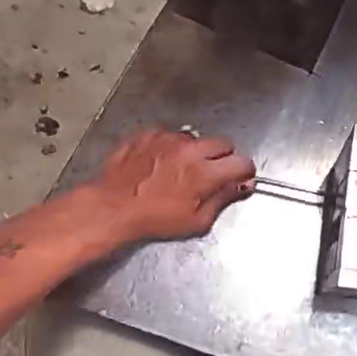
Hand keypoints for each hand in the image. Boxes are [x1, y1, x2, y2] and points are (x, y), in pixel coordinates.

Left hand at [89, 128, 255, 240]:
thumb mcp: (197, 220)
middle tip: (212, 175)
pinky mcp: (149, 135)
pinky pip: (170, 135)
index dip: (244, 172)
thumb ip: (224, 198)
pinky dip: (171, 147)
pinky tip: (163, 163)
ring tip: (182, 170)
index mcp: (205, 173)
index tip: (239, 178)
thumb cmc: (153, 219)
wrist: (112, 207)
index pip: (243, 161)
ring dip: (196, 151)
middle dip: (223, 158)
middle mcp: (189, 150)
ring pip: (196, 138)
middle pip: (223, 143)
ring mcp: (167, 139)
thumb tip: (242, 186)